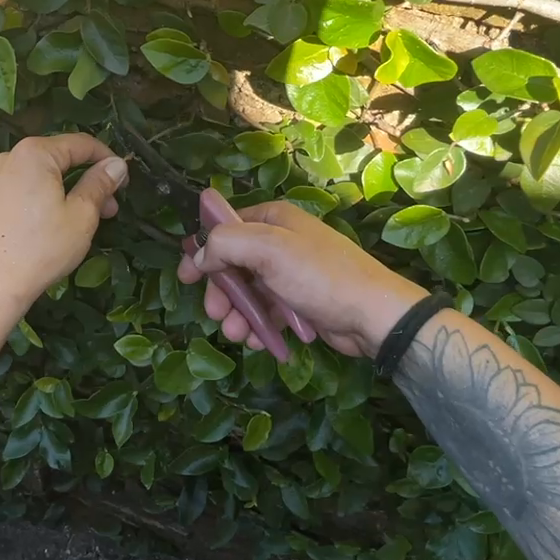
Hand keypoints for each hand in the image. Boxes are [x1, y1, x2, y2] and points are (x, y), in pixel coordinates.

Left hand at [0, 133, 127, 320]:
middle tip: (110, 208)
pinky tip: (52, 225)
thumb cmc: (43, 247)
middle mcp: (9, 157)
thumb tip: (117, 164)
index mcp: (34, 152)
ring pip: (41, 176)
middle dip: (88, 179)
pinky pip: (22, 190)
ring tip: (86, 220)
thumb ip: (100, 183)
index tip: (124, 181)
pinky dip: (42, 199)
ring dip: (67, 191)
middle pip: (59, 159)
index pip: (81, 143)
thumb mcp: (82, 214)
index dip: (108, 160)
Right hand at [177, 201, 427, 357]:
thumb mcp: (269, 250)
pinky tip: (257, 341)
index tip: (185, 277)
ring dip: (238, 314)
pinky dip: (258, 324)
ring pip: (249, 291)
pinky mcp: (300, 301)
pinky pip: (268, 310)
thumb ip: (226, 244)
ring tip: (237, 335)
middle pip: (233, 263)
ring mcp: (291, 273)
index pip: (225, 227)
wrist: (374, 316)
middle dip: (222, 292)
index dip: (203, 250)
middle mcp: (280, 241)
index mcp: (273, 219)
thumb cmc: (319, 276)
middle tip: (215, 315)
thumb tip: (198, 255)